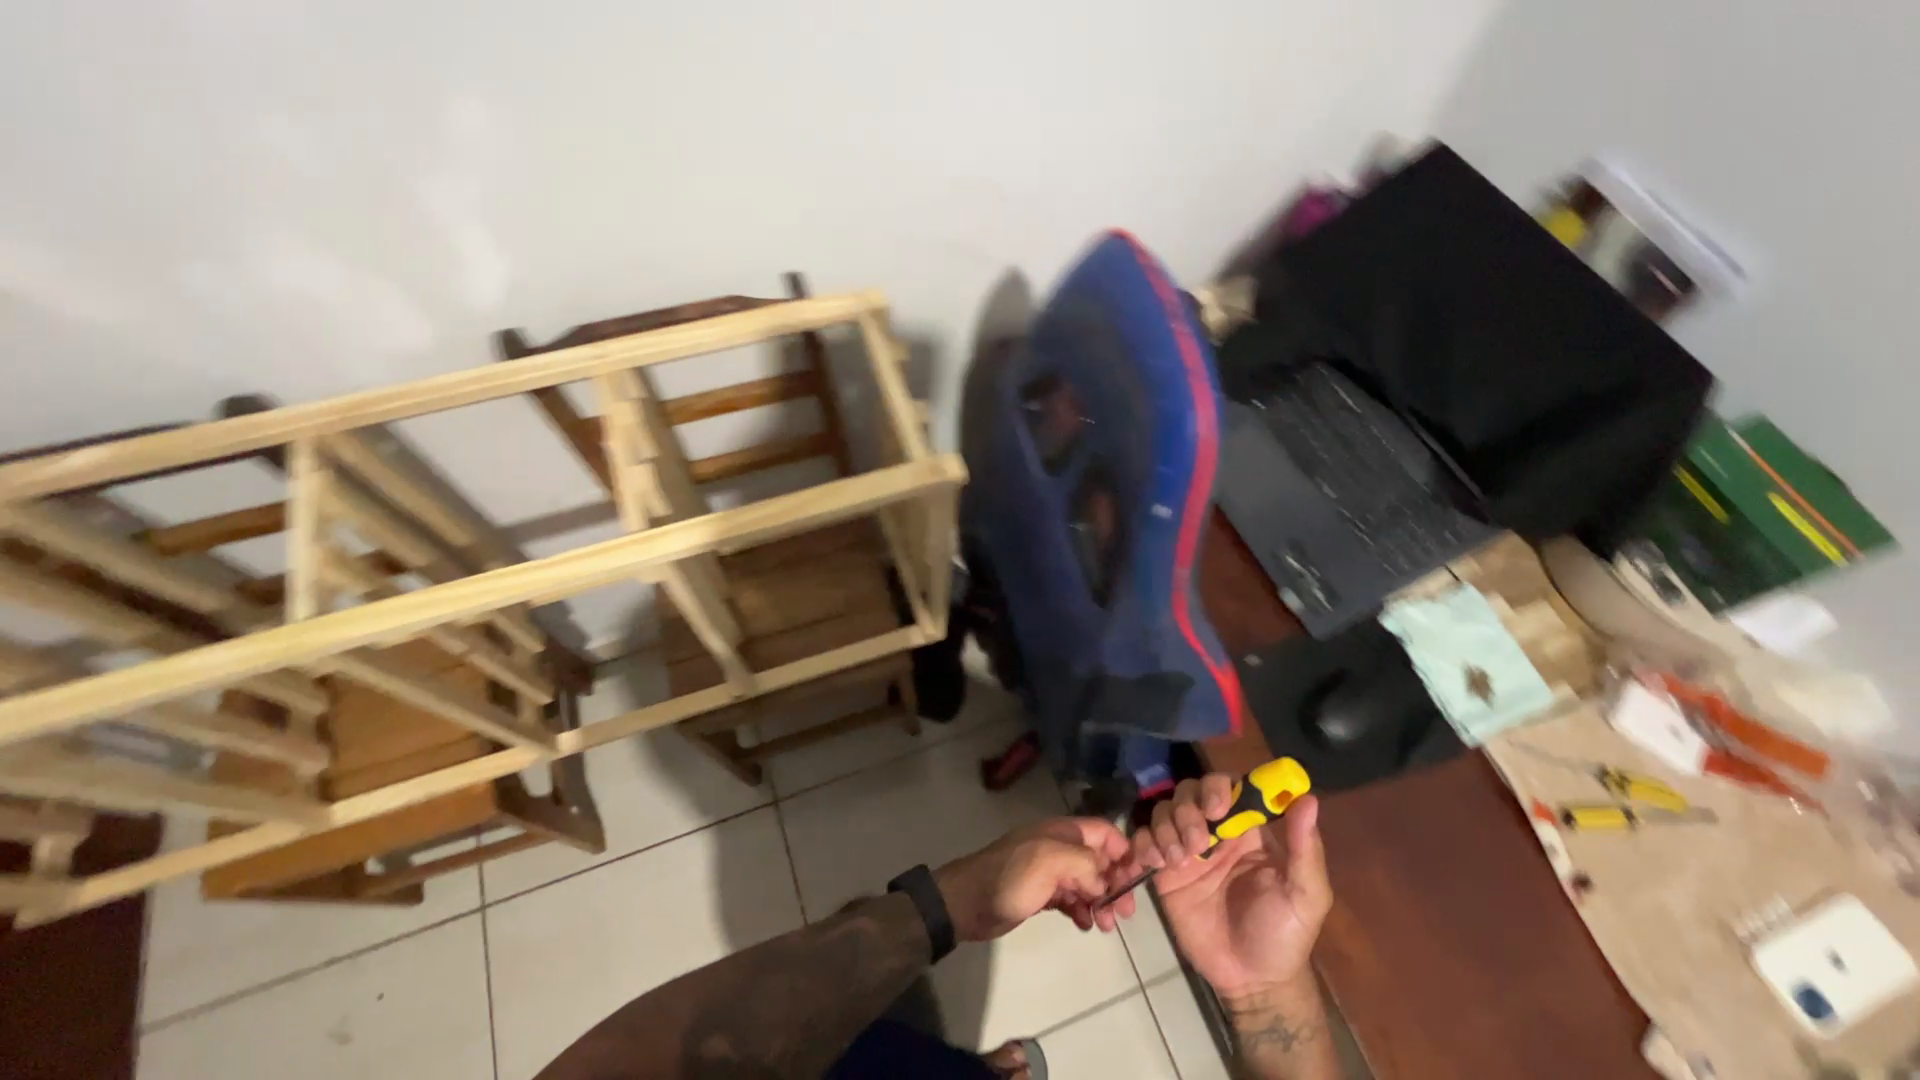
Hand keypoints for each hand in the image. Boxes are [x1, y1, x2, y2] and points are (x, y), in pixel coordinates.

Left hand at [934, 817, 1136, 941]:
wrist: (968, 903)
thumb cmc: (1011, 877)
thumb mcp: (1051, 862)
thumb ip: (1085, 864)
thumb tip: (1104, 883)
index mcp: (1062, 832)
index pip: (1104, 832)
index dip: (1123, 852)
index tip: (1137, 879)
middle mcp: (1058, 848)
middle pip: (1099, 860)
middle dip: (1115, 883)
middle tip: (1124, 912)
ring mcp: (1049, 872)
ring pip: (1087, 883)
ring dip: (1101, 901)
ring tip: (1105, 925)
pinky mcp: (1041, 894)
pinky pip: (1071, 900)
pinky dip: (1082, 910)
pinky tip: (1085, 925)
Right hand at [1132, 775, 1330, 1004]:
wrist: (1250, 980)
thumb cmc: (1285, 936)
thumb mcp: (1306, 895)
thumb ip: (1305, 849)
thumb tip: (1307, 798)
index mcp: (1250, 832)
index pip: (1230, 787)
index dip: (1219, 786)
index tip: (1217, 806)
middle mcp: (1216, 834)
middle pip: (1190, 793)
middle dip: (1188, 809)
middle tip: (1198, 842)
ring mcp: (1188, 851)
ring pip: (1165, 812)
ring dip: (1167, 827)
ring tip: (1180, 860)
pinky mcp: (1164, 873)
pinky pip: (1143, 841)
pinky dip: (1144, 843)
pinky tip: (1156, 863)